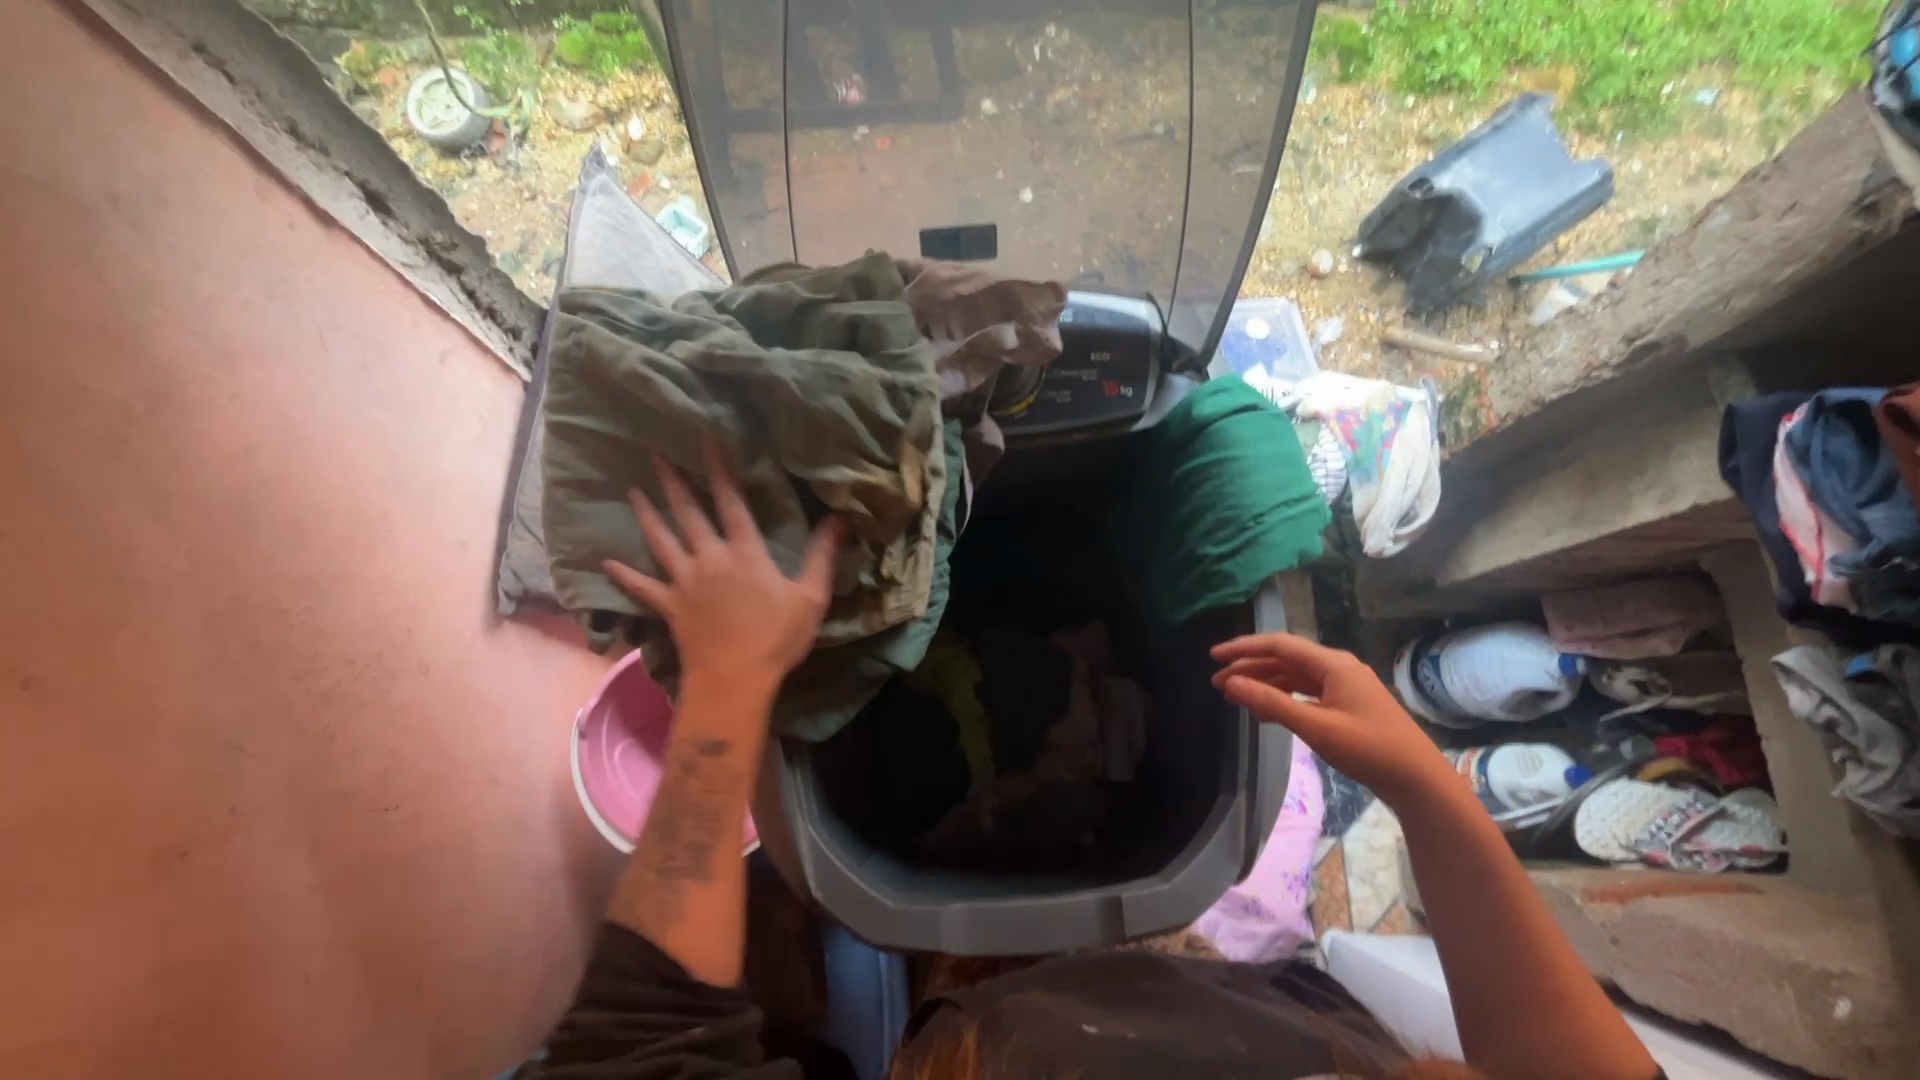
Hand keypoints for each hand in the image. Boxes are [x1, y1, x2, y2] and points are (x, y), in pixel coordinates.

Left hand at [603, 440, 842, 692]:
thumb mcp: (811, 597)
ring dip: (647, 513)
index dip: (718, 469)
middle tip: (656, 452)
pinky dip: (625, 574)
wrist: (733, 680)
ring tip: (633, 490)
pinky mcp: (668, 606)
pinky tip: (607, 562)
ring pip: (661, 540)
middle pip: (688, 512)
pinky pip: (642, 586)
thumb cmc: (776, 639)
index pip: (730, 501)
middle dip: (673, 480)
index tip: (706, 439)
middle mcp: (710, 558)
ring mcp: (684, 581)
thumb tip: (840, 518)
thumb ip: (822, 556)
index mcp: (745, 553)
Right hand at [1212, 633, 1455, 807]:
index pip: (1279, 645)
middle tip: (1217, 683)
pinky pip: (1306, 692)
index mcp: (1333, 664)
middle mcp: (1338, 668)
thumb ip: (1271, 702)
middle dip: (1250, 668)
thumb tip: (1231, 684)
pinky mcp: (1347, 705)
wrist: (1419, 781)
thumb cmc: (1369, 750)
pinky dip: (1283, 698)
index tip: (1214, 657)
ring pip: (1294, 677)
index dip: (1244, 648)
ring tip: (1235, 697)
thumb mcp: (1316, 727)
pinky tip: (1266, 711)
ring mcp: (1344, 686)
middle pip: (1285, 659)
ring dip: (1264, 684)